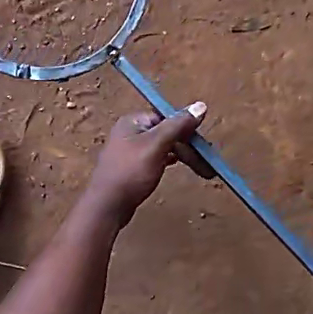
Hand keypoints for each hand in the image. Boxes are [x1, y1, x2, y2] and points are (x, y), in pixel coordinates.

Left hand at [79, 102, 207, 227]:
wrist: (106, 207)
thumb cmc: (130, 173)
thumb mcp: (157, 146)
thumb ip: (178, 125)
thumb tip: (201, 106)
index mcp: (133, 121)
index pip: (168, 118)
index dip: (187, 130)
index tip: (203, 147)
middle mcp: (130, 132)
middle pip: (167, 133)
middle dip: (188, 147)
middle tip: (206, 165)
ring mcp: (129, 150)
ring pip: (163, 146)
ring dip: (182, 155)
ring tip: (200, 168)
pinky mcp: (131, 167)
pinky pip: (156, 158)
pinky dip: (169, 161)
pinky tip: (177, 166)